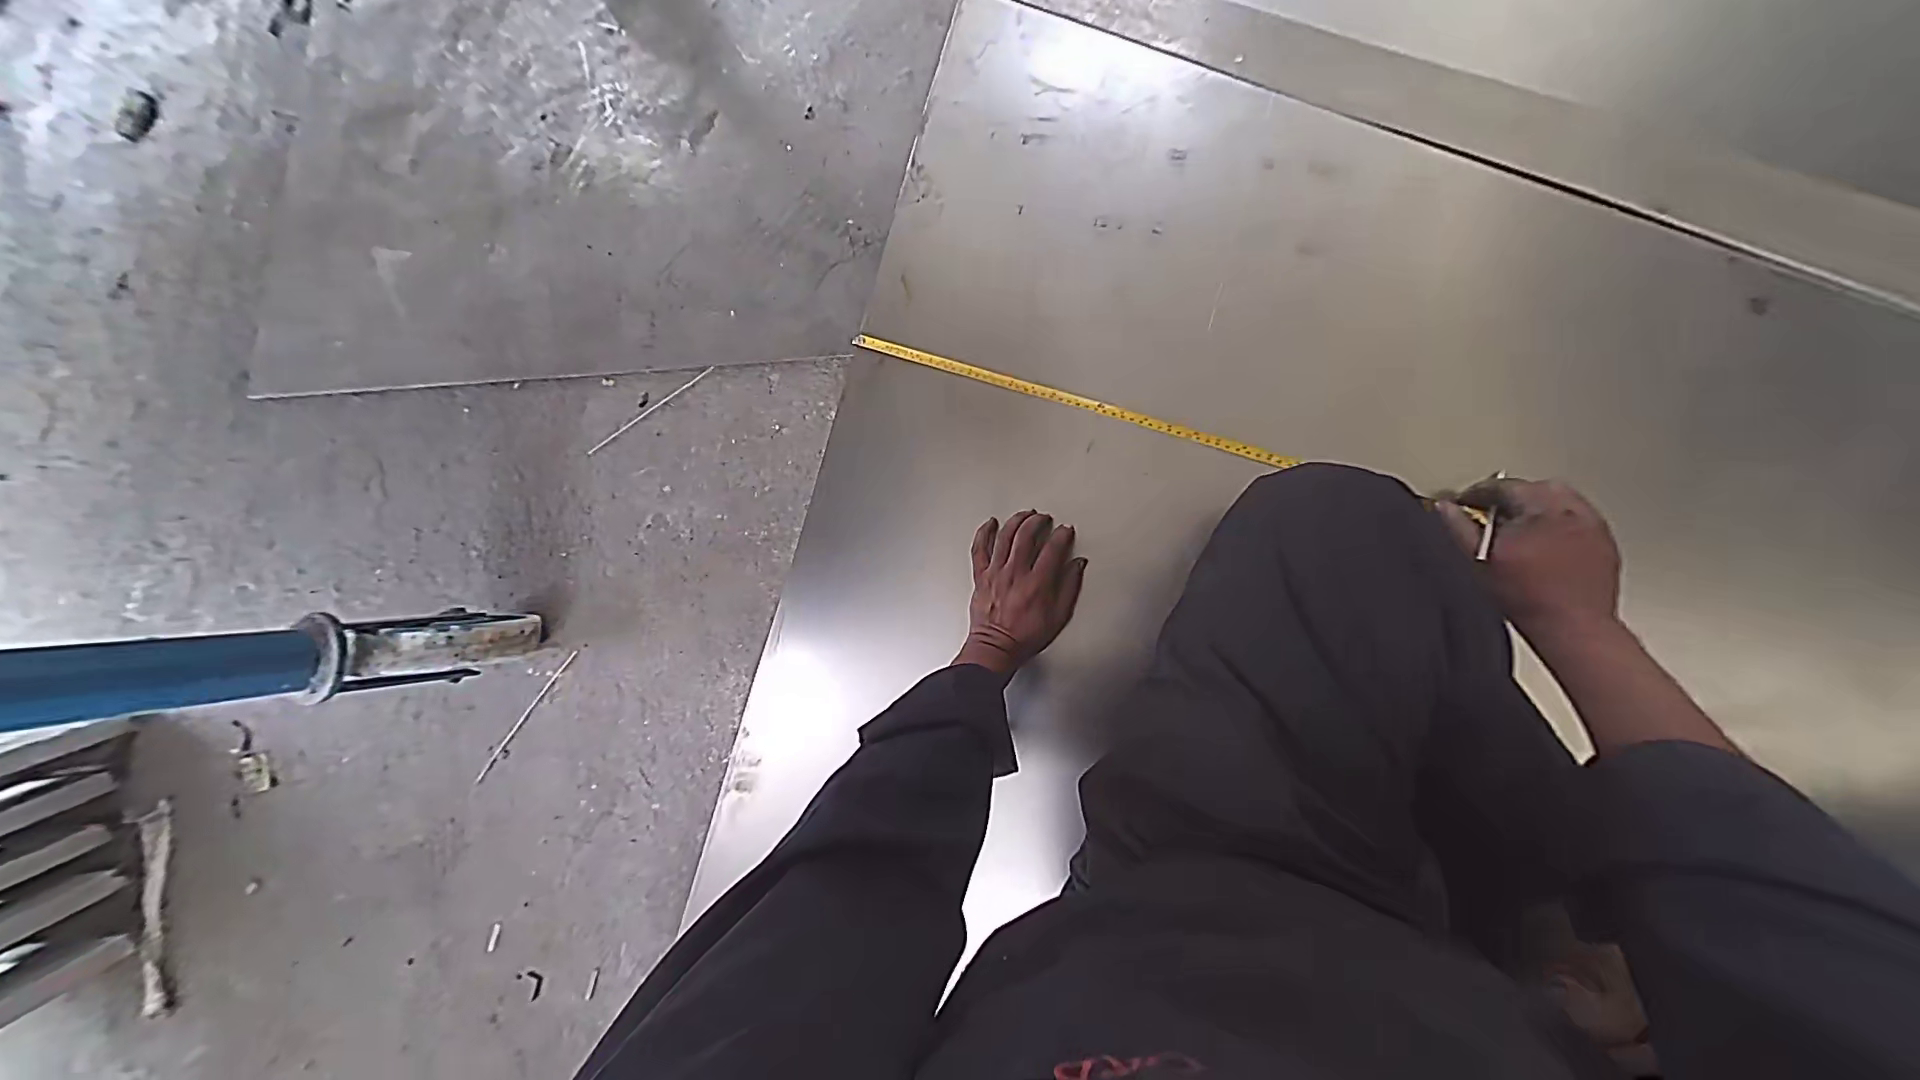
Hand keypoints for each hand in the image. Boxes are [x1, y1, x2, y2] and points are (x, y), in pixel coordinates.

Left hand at [954, 510, 1087, 675]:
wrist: (995, 648)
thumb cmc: (1024, 637)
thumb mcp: (1058, 616)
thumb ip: (1070, 587)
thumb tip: (1077, 566)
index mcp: (1037, 584)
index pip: (1053, 549)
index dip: (1061, 535)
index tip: (1065, 530)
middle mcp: (1015, 574)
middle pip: (1026, 536)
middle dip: (1038, 522)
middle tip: (1044, 518)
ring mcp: (996, 573)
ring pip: (1005, 537)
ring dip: (1016, 521)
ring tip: (1025, 515)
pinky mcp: (981, 577)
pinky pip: (980, 549)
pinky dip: (984, 533)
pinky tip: (990, 524)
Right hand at [1435, 478, 1620, 632]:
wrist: (1571, 625)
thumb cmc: (1525, 596)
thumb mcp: (1477, 560)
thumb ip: (1459, 528)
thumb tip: (1445, 507)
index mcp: (1539, 510)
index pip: (1502, 486)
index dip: (1476, 494)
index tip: (1464, 503)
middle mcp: (1571, 511)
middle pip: (1534, 488)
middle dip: (1509, 497)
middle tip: (1488, 514)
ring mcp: (1592, 525)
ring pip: (1558, 499)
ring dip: (1534, 507)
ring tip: (1516, 527)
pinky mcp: (1604, 540)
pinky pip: (1576, 516)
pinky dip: (1556, 521)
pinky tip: (1542, 541)